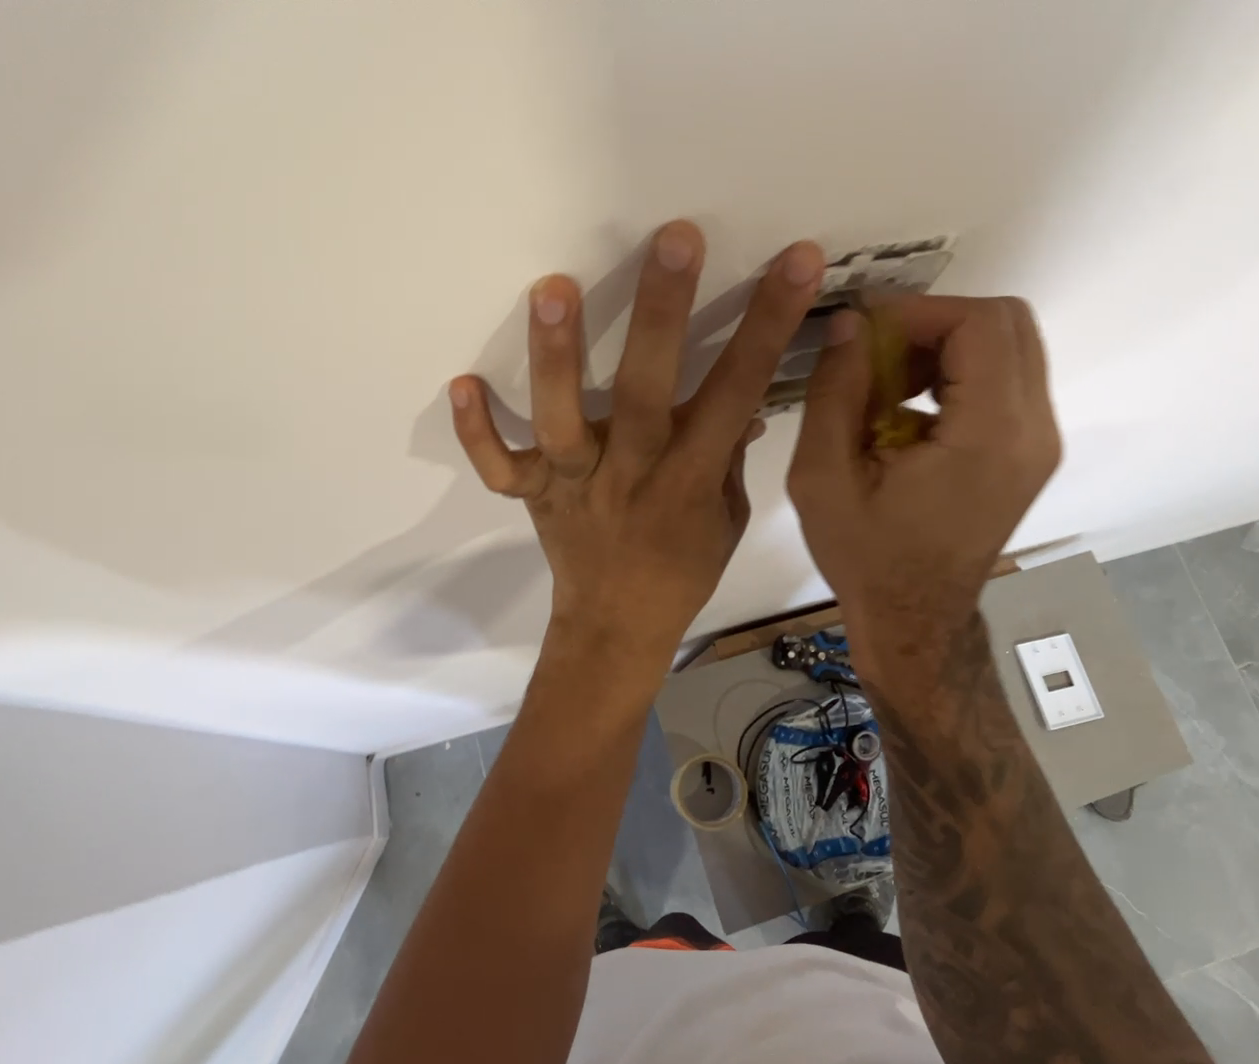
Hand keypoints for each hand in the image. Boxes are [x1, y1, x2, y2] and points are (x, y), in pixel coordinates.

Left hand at [451, 221, 825, 673]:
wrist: (617, 628)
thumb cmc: (680, 571)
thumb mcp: (726, 518)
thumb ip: (729, 457)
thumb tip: (744, 402)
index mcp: (691, 477)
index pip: (737, 392)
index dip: (769, 325)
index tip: (795, 261)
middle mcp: (632, 473)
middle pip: (647, 391)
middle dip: (663, 315)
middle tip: (674, 240)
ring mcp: (576, 483)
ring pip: (562, 421)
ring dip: (557, 357)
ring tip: (553, 287)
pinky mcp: (534, 494)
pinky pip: (499, 468)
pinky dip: (478, 432)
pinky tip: (463, 383)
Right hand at [787, 296, 1060, 674]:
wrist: (913, 620)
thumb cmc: (865, 558)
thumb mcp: (822, 477)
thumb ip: (834, 390)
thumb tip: (852, 323)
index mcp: (989, 437)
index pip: (979, 324)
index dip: (918, 312)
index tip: (864, 332)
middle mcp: (1033, 432)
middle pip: (1007, 323)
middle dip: (934, 324)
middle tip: (876, 356)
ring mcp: (1040, 443)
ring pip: (1010, 347)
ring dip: (946, 347)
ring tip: (887, 386)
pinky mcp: (1031, 454)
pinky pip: (1007, 380)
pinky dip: (959, 374)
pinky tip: (909, 410)